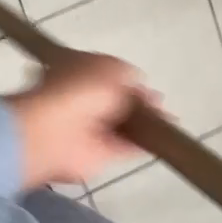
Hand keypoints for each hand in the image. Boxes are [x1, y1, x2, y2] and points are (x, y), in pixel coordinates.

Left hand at [6, 51, 154, 188]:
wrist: (54, 131)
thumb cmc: (78, 90)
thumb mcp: (109, 68)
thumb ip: (128, 74)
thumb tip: (139, 84)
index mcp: (76, 70)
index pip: (105, 72)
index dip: (125, 77)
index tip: (144, 82)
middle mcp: (81, 98)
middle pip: (115, 99)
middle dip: (137, 101)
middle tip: (158, 103)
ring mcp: (89, 127)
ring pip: (122, 123)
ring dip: (144, 122)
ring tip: (167, 120)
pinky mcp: (99, 154)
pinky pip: (126, 147)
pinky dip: (144, 144)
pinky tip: (164, 139)